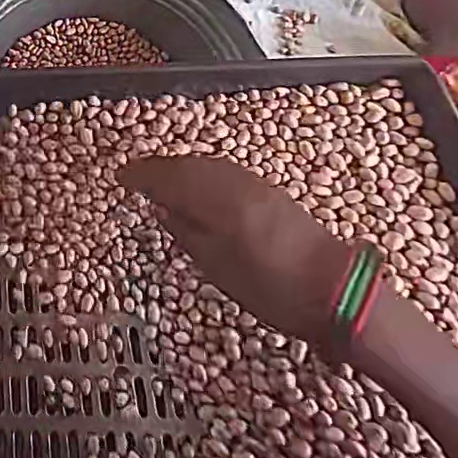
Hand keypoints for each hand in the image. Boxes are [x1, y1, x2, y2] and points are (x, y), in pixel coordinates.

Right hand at [119, 155, 352, 345]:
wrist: (337, 292)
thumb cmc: (268, 286)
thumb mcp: (214, 264)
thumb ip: (184, 230)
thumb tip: (161, 207)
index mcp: (216, 199)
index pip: (167, 176)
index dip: (140, 175)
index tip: (120, 177)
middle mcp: (234, 182)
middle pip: (186, 165)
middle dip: (157, 168)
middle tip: (135, 176)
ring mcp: (255, 185)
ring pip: (206, 165)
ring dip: (179, 168)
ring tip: (159, 179)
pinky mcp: (270, 193)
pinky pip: (224, 171)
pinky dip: (202, 173)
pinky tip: (197, 185)